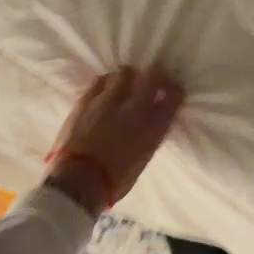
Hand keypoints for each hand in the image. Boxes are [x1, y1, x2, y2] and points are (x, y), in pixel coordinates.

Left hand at [44, 68, 183, 213]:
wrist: (78, 180)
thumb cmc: (114, 180)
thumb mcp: (143, 158)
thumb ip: (149, 135)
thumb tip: (150, 122)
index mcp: (154, 127)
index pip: (173, 96)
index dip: (174, 90)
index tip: (171, 91)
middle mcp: (135, 108)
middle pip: (153, 76)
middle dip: (155, 76)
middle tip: (151, 81)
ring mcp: (109, 100)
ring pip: (125, 73)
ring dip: (128, 77)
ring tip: (124, 85)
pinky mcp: (86, 99)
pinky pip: (101, 80)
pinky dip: (107, 83)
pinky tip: (105, 90)